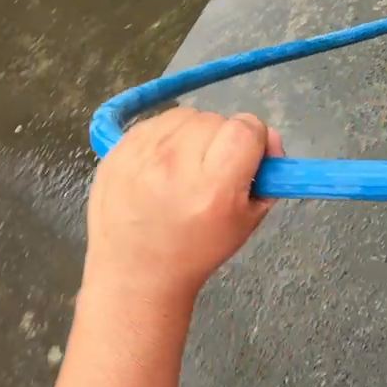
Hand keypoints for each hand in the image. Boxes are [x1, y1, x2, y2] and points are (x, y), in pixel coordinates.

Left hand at [85, 107, 281, 303]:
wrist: (136, 272)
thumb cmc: (198, 251)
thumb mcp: (249, 220)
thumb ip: (267, 175)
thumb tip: (268, 138)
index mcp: (214, 186)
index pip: (246, 128)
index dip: (256, 138)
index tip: (252, 157)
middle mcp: (176, 163)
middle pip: (217, 119)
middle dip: (226, 137)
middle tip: (218, 166)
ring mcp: (142, 154)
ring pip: (187, 115)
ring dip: (197, 132)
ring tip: (189, 162)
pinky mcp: (117, 150)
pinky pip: (156, 121)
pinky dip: (168, 135)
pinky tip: (165, 161)